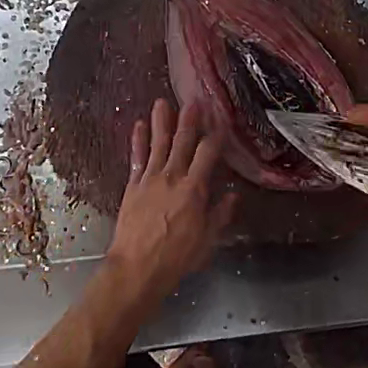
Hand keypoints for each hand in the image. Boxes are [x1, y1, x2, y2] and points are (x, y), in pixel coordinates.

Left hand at [104, 99, 237, 303]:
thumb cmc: (177, 257)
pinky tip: (139, 125)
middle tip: (193, 100)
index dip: (215, 135)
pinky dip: (138, 140)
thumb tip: (234, 196)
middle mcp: (172, 177)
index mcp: (194, 189)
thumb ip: (220, 215)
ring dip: (162, 121)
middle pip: (183, 142)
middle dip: (189, 120)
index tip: (220, 119)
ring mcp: (150, 178)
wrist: (138, 266)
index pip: (208, 154)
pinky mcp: (133, 184)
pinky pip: (136, 157)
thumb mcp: (208, 240)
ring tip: (162, 102)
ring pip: (158, 143)